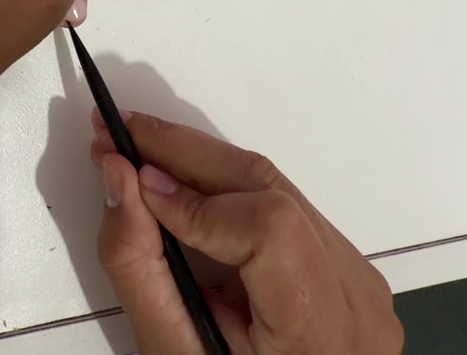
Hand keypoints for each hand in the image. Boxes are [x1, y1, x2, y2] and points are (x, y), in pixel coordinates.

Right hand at [92, 112, 402, 354]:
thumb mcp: (173, 350)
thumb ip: (138, 264)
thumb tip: (118, 174)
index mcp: (321, 331)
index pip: (268, 226)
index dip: (194, 200)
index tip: (135, 185)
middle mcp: (353, 293)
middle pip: (263, 184)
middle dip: (177, 150)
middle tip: (113, 134)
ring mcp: (352, 270)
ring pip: (264, 181)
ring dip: (190, 159)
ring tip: (134, 151)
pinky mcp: (338, 256)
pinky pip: (271, 196)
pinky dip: (214, 182)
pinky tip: (172, 180)